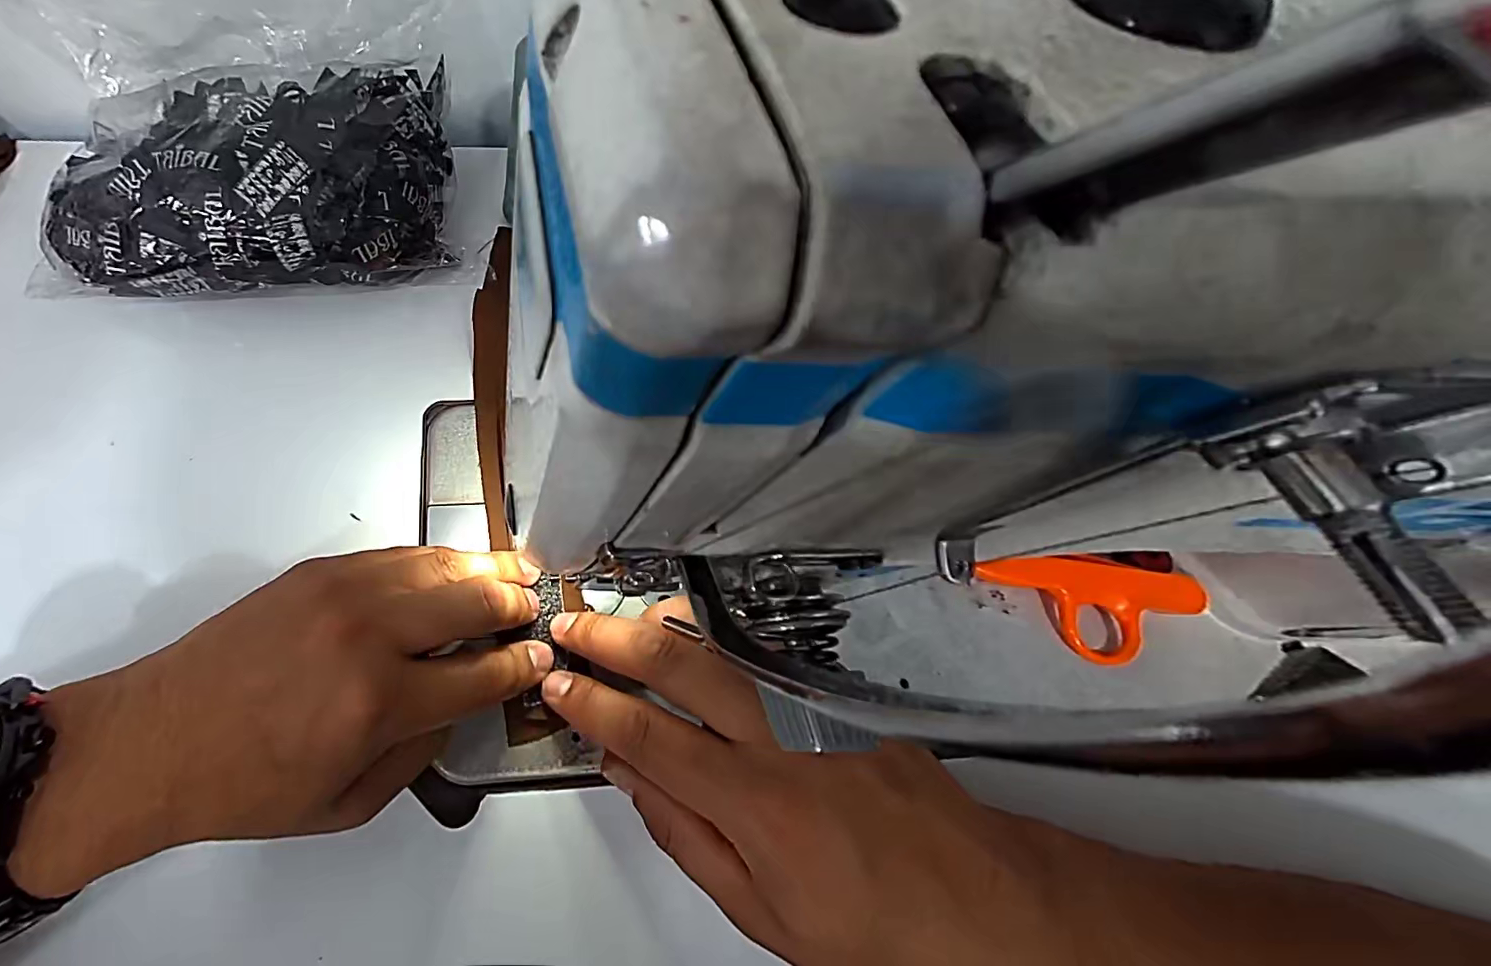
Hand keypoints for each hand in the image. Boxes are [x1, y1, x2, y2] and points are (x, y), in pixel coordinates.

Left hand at [11, 547, 553, 894]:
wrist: (157, 737)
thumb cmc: (246, 783)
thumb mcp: (347, 804)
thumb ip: (418, 752)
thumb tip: (455, 704)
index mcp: (378, 703)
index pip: (480, 672)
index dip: (520, 664)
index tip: (539, 656)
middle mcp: (367, 635)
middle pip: (472, 599)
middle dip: (515, 603)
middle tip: (535, 607)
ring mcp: (341, 590)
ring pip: (440, 563)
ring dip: (485, 567)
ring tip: (513, 570)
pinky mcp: (318, 569)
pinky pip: (397, 554)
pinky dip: (435, 559)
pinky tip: (453, 566)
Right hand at [543, 598, 1072, 965]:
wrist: (989, 907)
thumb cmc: (879, 929)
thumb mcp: (762, 912)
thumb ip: (684, 834)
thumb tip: (632, 777)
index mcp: (753, 804)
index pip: (646, 733)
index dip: (592, 705)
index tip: (559, 685)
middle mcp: (779, 740)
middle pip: (675, 665)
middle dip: (611, 637)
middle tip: (573, 625)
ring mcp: (811, 708)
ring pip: (716, 643)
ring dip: (655, 623)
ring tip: (615, 618)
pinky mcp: (836, 697)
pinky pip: (755, 655)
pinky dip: (706, 637)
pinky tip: (682, 632)